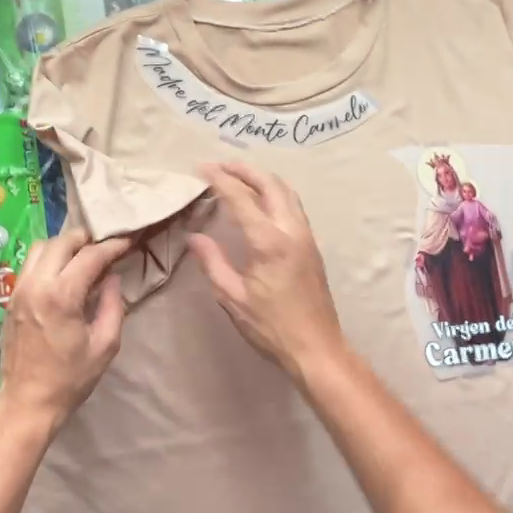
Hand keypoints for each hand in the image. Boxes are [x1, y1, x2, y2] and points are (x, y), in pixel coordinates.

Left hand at [0, 229, 130, 429]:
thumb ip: (112, 306)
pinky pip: (29, 264)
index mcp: (61, 296)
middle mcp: (36, 284)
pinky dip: (47, 258)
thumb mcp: (104, 346)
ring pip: (40, 247)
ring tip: (82, 255)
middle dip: (86, 239)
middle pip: (61, 242)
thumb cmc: (69, 379)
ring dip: (63, 245)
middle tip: (105, 244)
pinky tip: (62, 271)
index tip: (127, 239)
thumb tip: (112, 277)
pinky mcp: (10, 297)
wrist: (26, 402)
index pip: (90, 256)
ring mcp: (19, 289)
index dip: (111, 245)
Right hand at [186, 162, 347, 381]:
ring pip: (286, 192)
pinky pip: (293, 205)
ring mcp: (306, 236)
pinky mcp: (311, 245)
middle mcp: (291, 231)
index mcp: (269, 242)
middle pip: (270, 184)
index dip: (220, 180)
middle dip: (244, 170)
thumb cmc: (272, 326)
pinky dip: (274, 192)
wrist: (317, 348)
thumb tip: (194, 237)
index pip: (241, 198)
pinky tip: (260, 200)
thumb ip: (213, 263)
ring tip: (238, 176)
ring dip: (262, 178)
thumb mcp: (233, 297)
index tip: (201, 168)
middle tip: (219, 165)